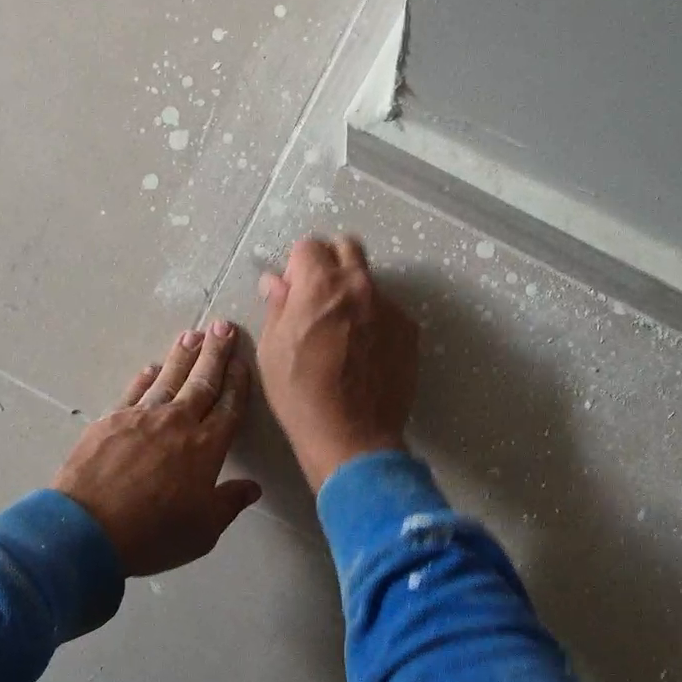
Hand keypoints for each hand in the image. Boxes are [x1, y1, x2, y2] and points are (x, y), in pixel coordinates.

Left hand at [52, 321, 262, 582]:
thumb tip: (252, 488)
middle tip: (223, 326)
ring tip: (192, 335)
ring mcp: (141, 417)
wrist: (89, 528)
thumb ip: (228, 504)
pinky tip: (151, 368)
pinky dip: (145, 377)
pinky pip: (134, 391)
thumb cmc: (154, 534)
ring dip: (182, 356)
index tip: (243, 362)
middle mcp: (178, 423)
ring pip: (168, 378)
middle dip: (215, 354)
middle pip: (202, 381)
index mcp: (207, 447)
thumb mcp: (203, 530)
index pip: (229, 407)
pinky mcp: (111, 421)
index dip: (238, 383)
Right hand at [256, 235, 419, 492]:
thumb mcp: (272, 349)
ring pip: (369, 281)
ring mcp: (390, 307)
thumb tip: (277, 282)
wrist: (352, 436)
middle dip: (330, 263)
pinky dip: (374, 320)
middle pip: (347, 248)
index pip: (309, 246)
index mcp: (321, 284)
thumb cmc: (300, 395)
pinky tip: (362, 354)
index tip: (293, 292)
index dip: (297, 267)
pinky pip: (387, 311)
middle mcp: (360, 285)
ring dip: (353, 293)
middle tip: (317, 297)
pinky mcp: (409, 332)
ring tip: (342, 334)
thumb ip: (278, 306)